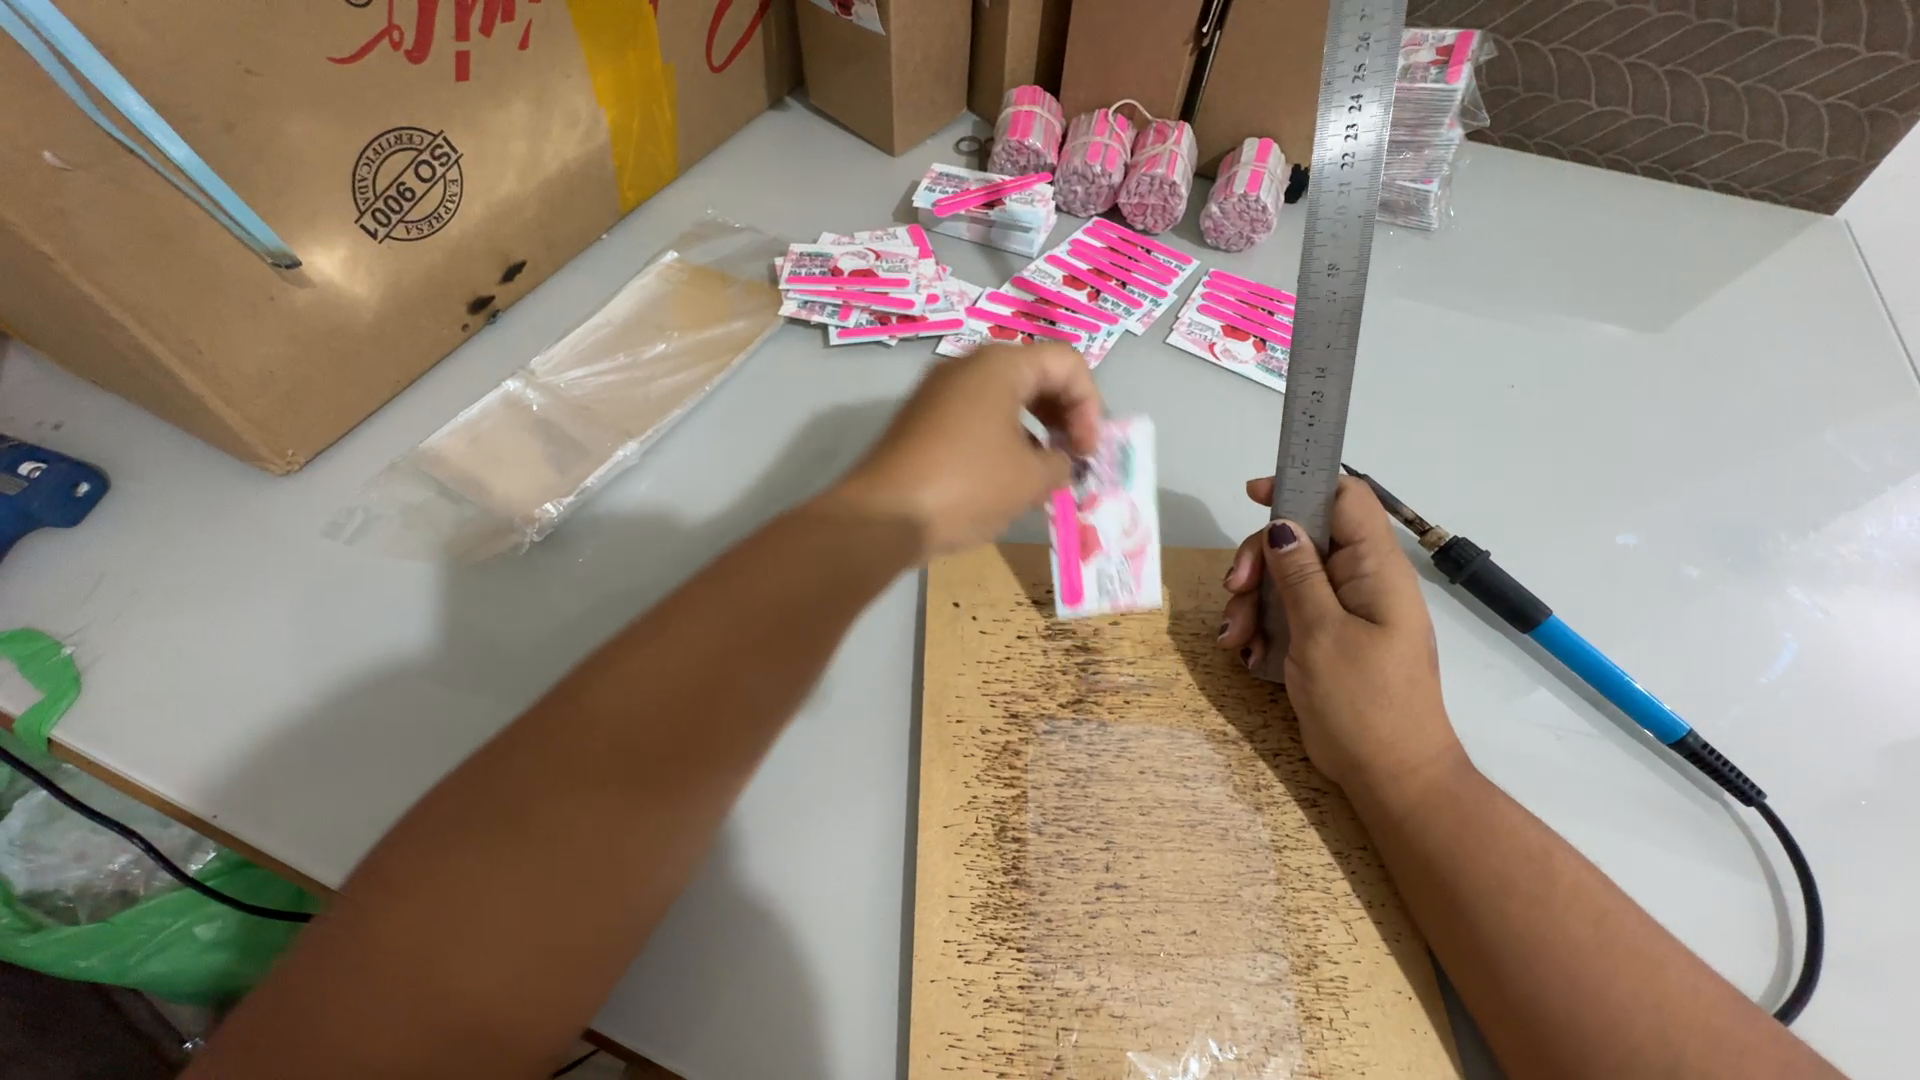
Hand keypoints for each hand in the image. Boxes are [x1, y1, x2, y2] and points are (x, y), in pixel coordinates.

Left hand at [832, 345, 1102, 557]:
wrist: (883, 517)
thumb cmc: (966, 487)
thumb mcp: (1030, 479)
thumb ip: (1062, 463)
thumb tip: (1060, 462)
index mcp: (1000, 365)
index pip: (1068, 363)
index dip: (1090, 406)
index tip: (1085, 452)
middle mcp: (967, 366)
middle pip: (1036, 374)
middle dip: (1064, 415)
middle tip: (1071, 457)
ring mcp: (939, 392)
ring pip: (1005, 397)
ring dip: (1035, 429)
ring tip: (1042, 473)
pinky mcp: (922, 420)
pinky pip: (977, 416)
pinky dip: (1003, 438)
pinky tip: (1006, 477)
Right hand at [1217, 476, 1465, 796]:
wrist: (1391, 776)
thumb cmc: (1363, 702)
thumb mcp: (1322, 634)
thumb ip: (1299, 575)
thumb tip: (1281, 523)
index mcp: (1375, 569)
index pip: (1346, 499)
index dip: (1301, 485)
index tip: (1253, 496)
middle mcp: (1360, 582)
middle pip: (1302, 539)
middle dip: (1260, 561)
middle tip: (1234, 590)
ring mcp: (1343, 611)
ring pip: (1285, 579)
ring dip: (1252, 603)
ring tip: (1236, 642)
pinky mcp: (1327, 639)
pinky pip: (1287, 614)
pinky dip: (1261, 628)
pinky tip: (1248, 656)